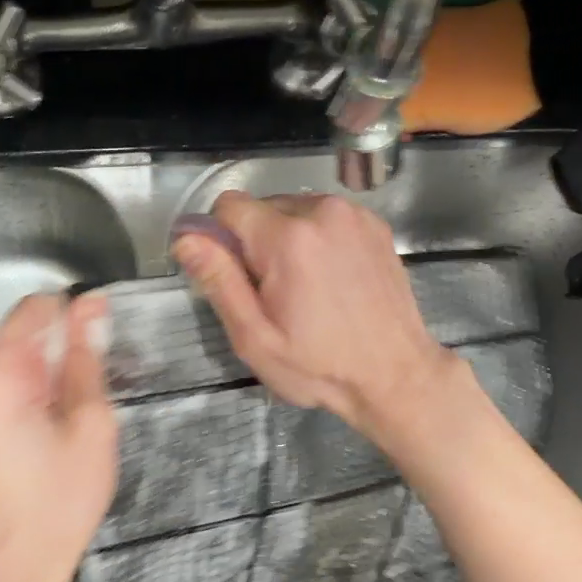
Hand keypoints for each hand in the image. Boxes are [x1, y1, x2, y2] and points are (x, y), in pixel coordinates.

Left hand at [0, 293, 117, 581]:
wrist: (21, 558)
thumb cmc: (60, 500)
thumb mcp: (91, 422)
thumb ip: (87, 357)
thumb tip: (91, 306)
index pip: (39, 307)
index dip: (77, 322)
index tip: (101, 354)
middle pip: (24, 332)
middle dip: (60, 356)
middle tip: (86, 403)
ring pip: (15, 358)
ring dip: (47, 378)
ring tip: (66, 425)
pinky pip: (1, 383)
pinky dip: (28, 395)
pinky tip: (46, 433)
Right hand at [172, 191, 459, 441]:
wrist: (394, 375)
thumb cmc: (318, 366)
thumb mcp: (254, 337)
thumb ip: (218, 281)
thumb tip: (186, 239)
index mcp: (288, 238)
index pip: (228, 206)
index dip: (218, 240)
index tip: (231, 279)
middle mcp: (322, 211)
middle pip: (261, 208)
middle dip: (254, 244)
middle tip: (270, 296)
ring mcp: (354, 214)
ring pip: (293, 211)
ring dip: (284, 242)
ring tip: (302, 292)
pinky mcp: (374, 224)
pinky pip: (324, 219)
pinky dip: (315, 241)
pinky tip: (328, 282)